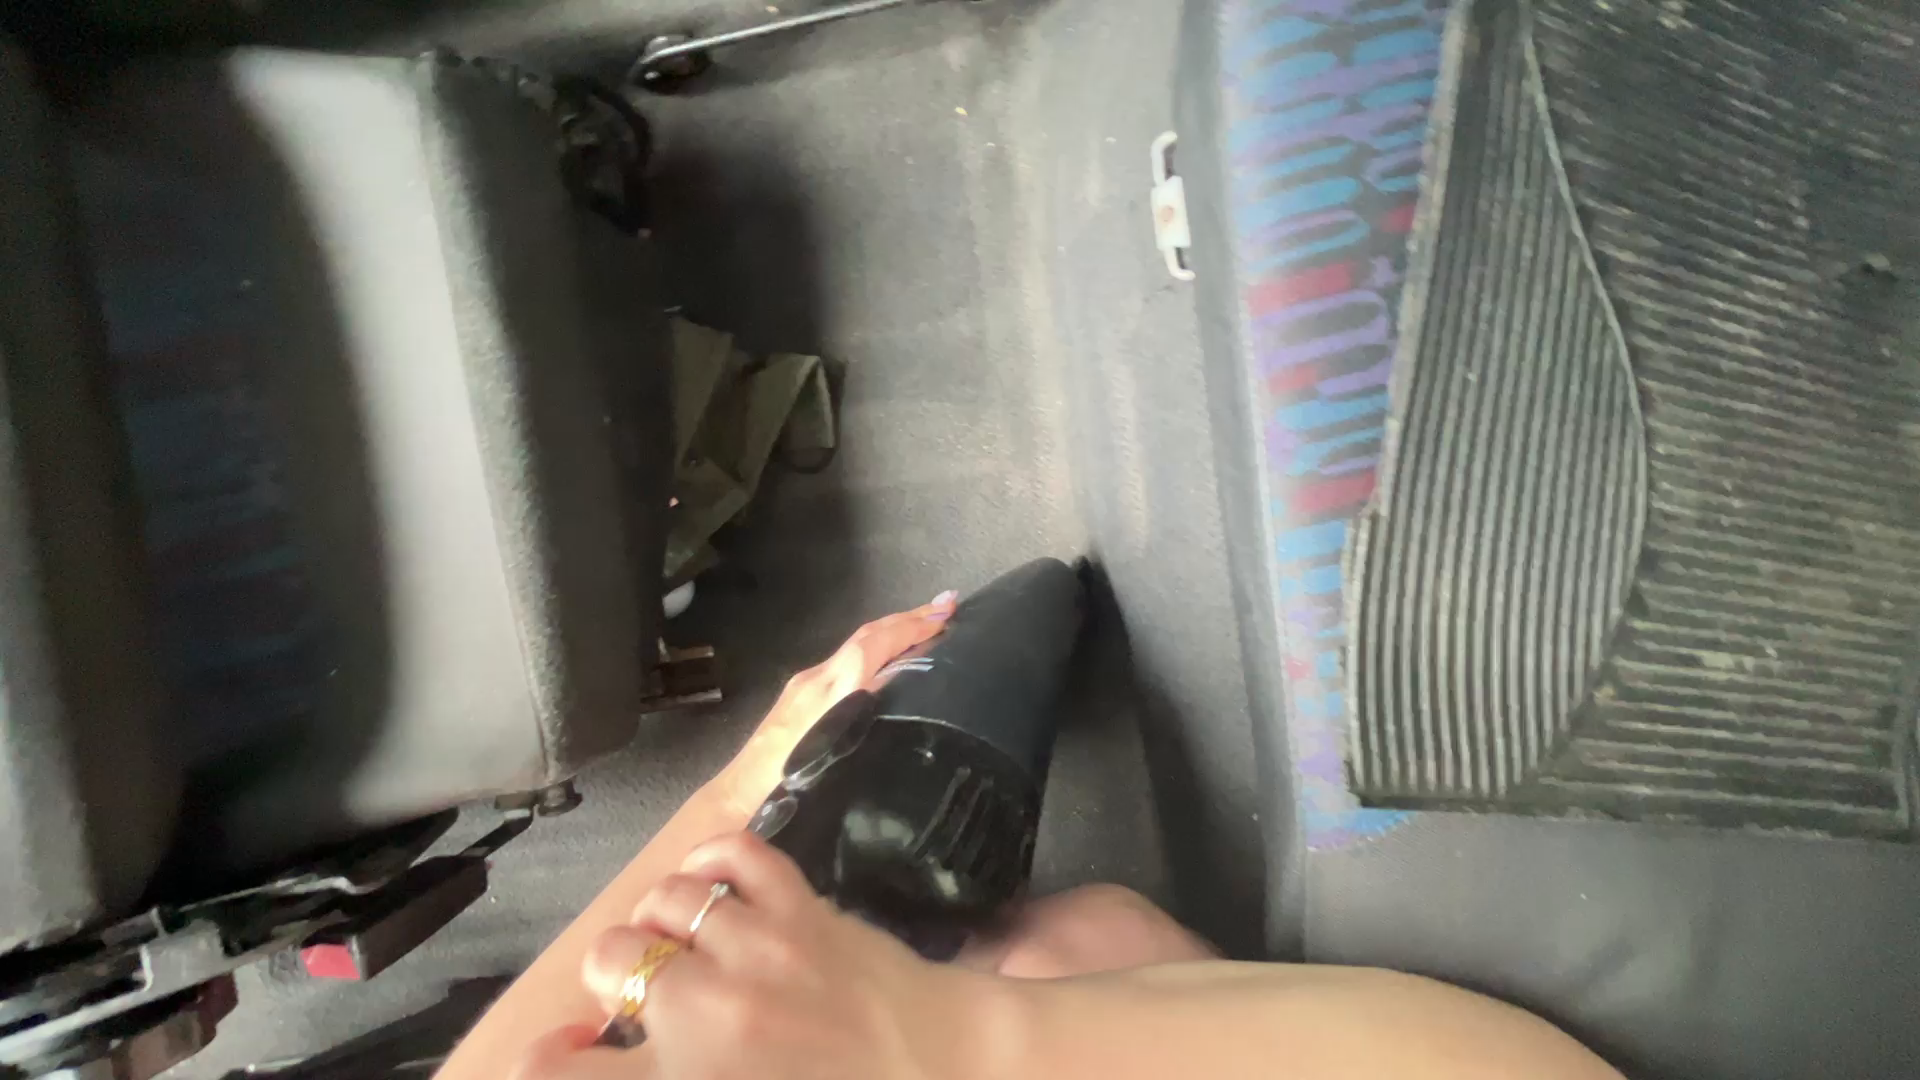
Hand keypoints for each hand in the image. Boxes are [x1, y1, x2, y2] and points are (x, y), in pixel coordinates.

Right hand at [514, 832, 997, 1079]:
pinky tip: (709, 880)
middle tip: (641, 989)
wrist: (936, 1065)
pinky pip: (736, 850)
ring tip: (679, 936)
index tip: (546, 1051)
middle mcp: (716, 1011)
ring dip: (659, 917)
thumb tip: (586, 1052)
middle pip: (613, 957)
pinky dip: (709, 856)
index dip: (543, 1060)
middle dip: (613, 972)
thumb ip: (659, 1072)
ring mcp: (762, 946)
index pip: (575, 1072)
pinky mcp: (802, 901)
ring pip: (668, 898)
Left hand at [724, 592, 957, 810]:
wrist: (733, 801)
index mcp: (827, 692)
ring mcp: (806, 684)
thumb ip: (862, 725)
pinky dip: (877, 649)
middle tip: (948, 605)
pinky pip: (848, 660)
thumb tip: (901, 693)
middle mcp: (817, 678)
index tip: (945, 614)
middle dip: (908, 617)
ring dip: (894, 631)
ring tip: (929, 624)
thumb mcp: (829, 762)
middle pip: (866, 636)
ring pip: (857, 646)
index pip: (872, 645)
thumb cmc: (781, 791)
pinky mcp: (801, 695)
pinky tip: (891, 660)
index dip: (910, 627)